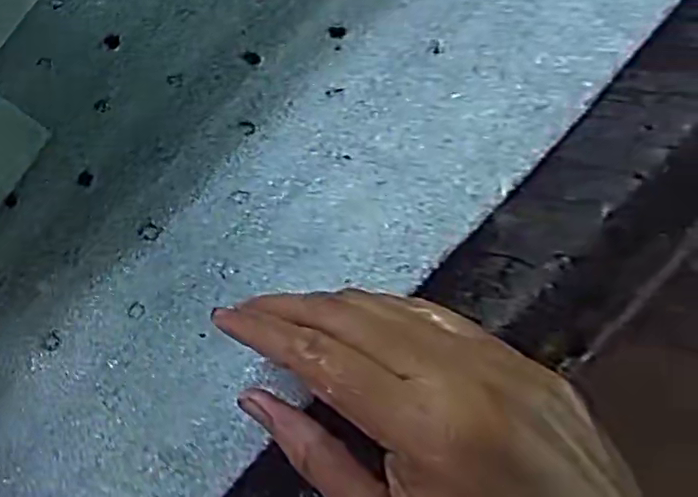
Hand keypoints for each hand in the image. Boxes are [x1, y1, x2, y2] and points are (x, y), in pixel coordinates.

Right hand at [213, 289, 638, 496]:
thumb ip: (317, 455)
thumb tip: (255, 400)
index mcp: (432, 428)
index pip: (317, 353)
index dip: (261, 330)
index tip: (226, 319)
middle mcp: (470, 384)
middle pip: (344, 315)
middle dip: (284, 308)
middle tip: (247, 312)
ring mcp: (509, 371)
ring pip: (383, 304)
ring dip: (327, 304)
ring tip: (293, 314)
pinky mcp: (534, 369)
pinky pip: (435, 315)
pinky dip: (383, 310)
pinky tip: (360, 321)